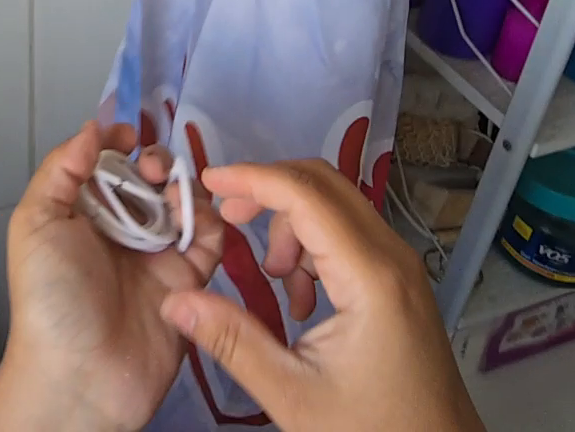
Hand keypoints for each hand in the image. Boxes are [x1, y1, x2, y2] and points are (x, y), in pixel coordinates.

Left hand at [0, 121, 224, 431]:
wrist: (80, 377)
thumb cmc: (50, 296)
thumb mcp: (36, 223)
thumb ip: (60, 168)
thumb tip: (93, 126)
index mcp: (85, 211)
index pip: (109, 163)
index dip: (121, 142)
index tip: (129, 134)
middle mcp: (122, 227)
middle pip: (151, 177)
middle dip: (157, 161)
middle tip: (153, 171)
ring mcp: (156, 253)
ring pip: (184, 201)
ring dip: (184, 188)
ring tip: (173, 199)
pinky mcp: (187, 280)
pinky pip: (207, 240)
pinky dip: (206, 222)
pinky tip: (192, 222)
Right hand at [158, 160, 483, 431]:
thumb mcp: (293, 396)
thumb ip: (232, 340)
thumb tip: (174, 301)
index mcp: (369, 276)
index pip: (304, 194)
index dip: (252, 178)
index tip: (207, 182)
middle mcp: (391, 253)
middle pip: (321, 182)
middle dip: (267, 189)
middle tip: (228, 217)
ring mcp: (400, 262)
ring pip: (333, 201)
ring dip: (289, 222)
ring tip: (273, 279)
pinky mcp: (398, 275)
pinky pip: (346, 228)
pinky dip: (311, 240)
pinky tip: (302, 296)